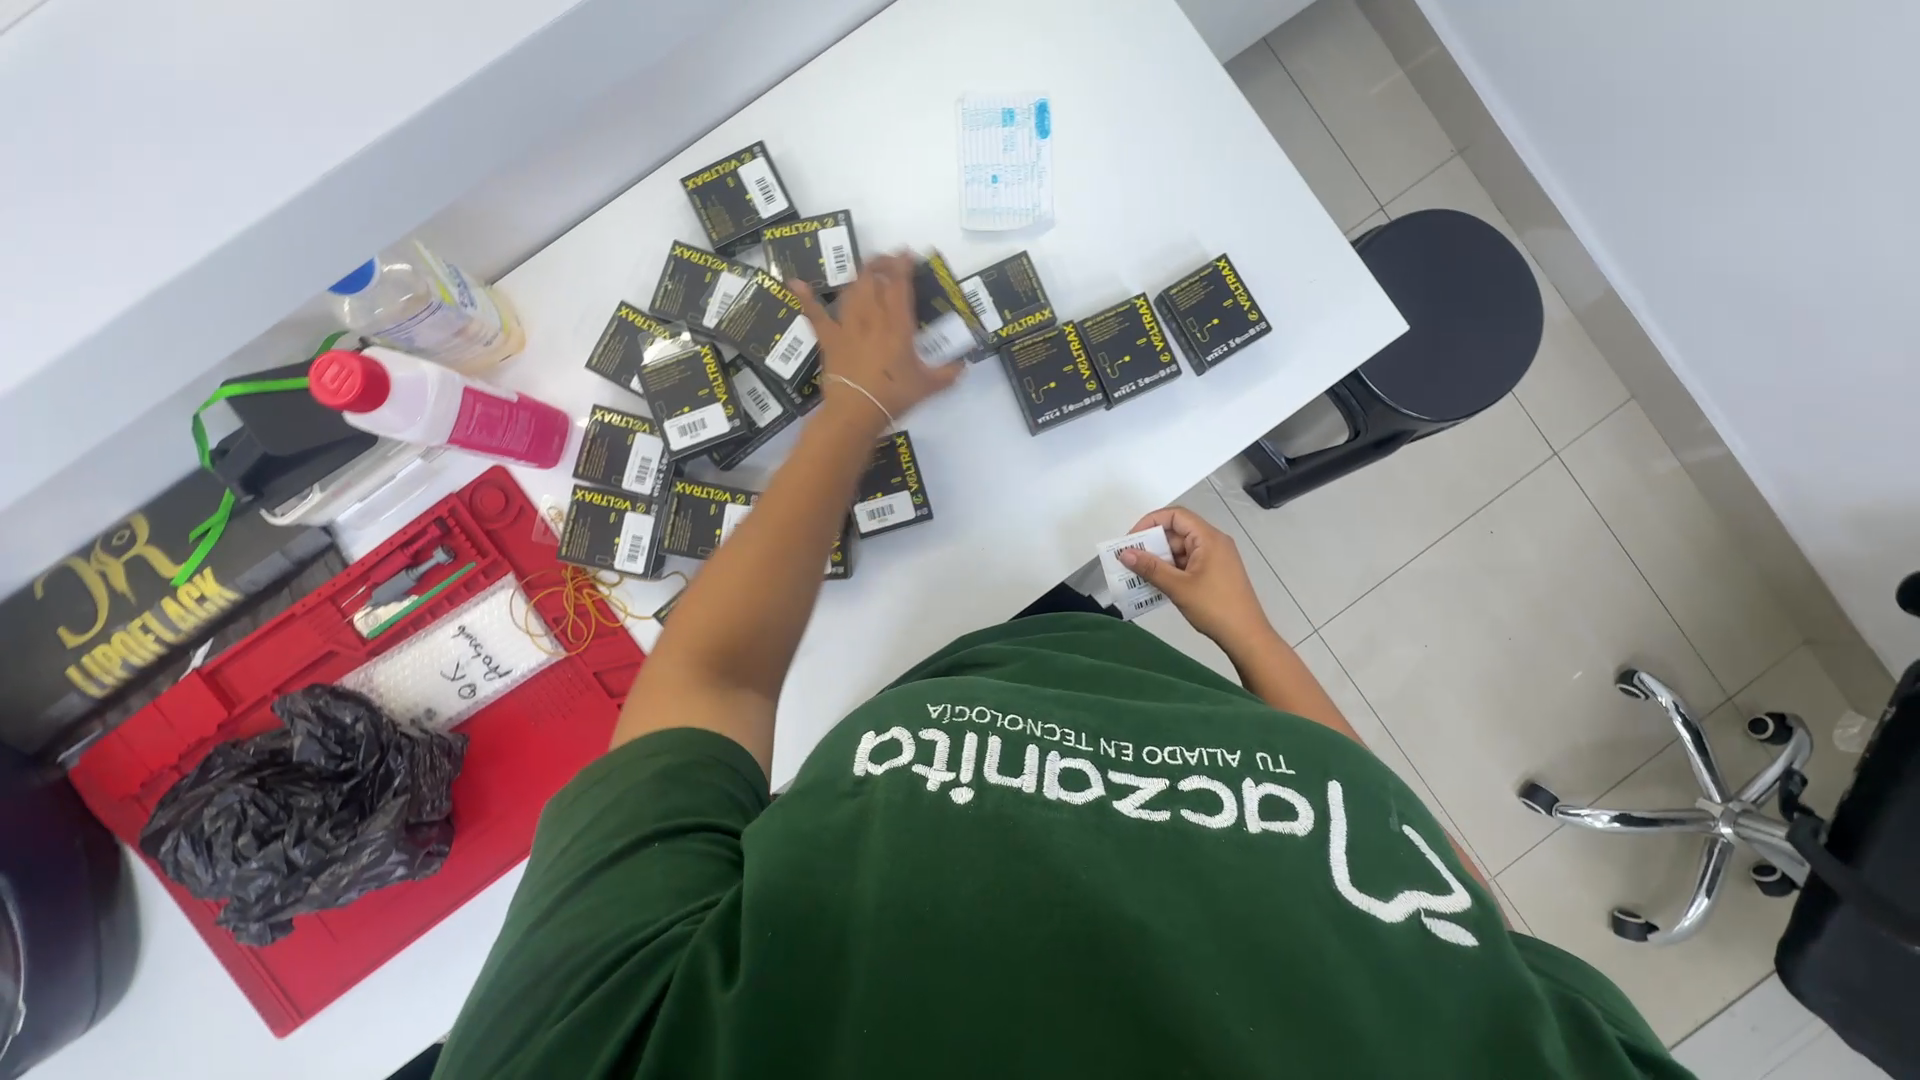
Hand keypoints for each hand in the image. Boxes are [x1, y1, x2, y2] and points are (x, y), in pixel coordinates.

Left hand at [791, 252, 962, 429]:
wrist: (856, 412)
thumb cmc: (894, 397)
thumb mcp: (928, 386)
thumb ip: (948, 374)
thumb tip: (963, 366)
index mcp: (898, 325)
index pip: (900, 285)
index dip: (903, 265)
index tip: (906, 254)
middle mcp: (872, 318)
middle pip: (873, 279)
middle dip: (881, 264)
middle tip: (889, 262)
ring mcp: (847, 326)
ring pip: (851, 290)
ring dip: (859, 277)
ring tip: (866, 271)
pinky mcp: (829, 339)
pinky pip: (815, 315)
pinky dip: (806, 298)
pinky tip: (795, 282)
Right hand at [1117, 506, 1274, 647]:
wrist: (1246, 636)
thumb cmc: (1214, 607)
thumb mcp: (1178, 587)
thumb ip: (1150, 568)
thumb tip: (1124, 553)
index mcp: (1208, 538)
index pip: (1176, 516)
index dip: (1150, 522)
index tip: (1131, 540)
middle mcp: (1213, 542)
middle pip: (1177, 532)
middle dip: (1152, 544)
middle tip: (1129, 559)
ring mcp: (1215, 558)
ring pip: (1180, 549)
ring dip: (1159, 559)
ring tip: (1137, 573)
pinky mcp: (1214, 573)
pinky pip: (1187, 563)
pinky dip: (1170, 570)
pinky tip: (1155, 582)